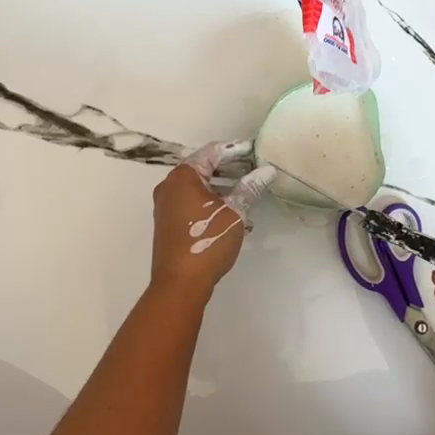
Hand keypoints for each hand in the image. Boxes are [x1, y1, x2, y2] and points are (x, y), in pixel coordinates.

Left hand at [149, 141, 277, 299]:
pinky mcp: (169, 222)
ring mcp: (167, 205)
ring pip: (199, 187)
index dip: (236, 150)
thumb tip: (267, 170)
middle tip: (256, 170)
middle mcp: (170, 186)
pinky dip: (212, 203)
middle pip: (204, 168)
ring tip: (249, 192)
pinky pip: (193, 202)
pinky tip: (234, 213)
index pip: (212, 152)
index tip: (256, 151)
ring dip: (224, 188)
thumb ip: (250, 187)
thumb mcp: (234, 212)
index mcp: (183, 176)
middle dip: (231, 169)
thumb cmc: (207, 240)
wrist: (179, 283)